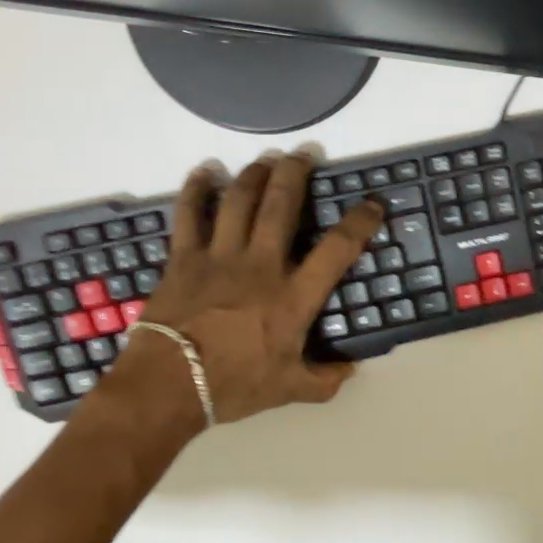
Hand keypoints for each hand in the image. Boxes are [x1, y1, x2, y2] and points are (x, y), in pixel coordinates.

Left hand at [116, 155, 384, 425]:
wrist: (170, 385)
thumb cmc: (235, 385)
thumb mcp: (289, 389)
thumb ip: (323, 380)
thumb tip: (349, 371)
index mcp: (293, 295)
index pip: (337, 249)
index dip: (360, 222)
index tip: (373, 204)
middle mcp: (261, 265)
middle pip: (282, 205)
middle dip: (296, 174)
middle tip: (304, 153)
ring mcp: (219, 257)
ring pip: (239, 200)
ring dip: (254, 175)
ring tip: (265, 160)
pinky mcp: (183, 259)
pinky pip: (189, 215)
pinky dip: (195, 190)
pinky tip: (203, 172)